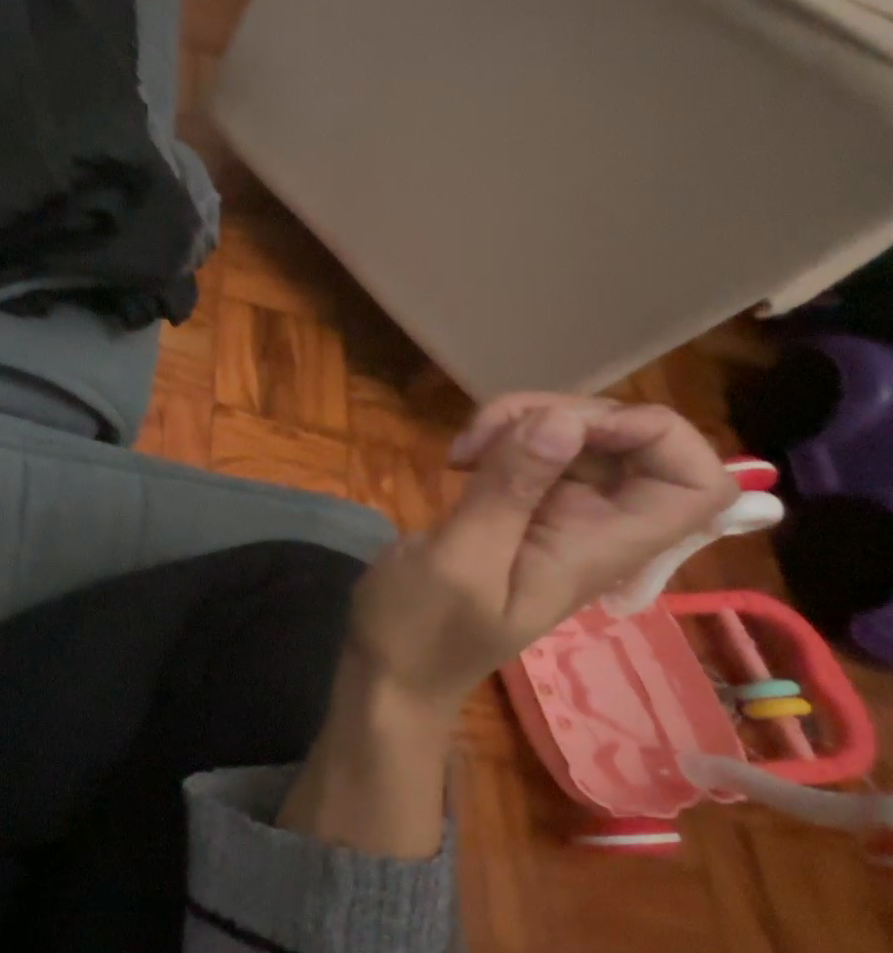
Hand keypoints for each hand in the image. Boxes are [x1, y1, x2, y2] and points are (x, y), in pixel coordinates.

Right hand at [348, 394, 737, 716]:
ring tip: (461, 449)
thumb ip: (509, 491)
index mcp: (601, 548)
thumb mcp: (457, 559)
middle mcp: (595, 526)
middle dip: (560, 416)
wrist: (390, 670)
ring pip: (576, 439)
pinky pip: (535, 453)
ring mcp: (556, 516)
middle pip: (630, 442)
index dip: (651, 435)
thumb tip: (560, 420)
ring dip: (521, 423)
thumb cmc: (422, 626)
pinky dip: (500, 439)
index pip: (698, 483)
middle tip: (482, 435)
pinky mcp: (518, 510)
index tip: (563, 429)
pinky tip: (458, 460)